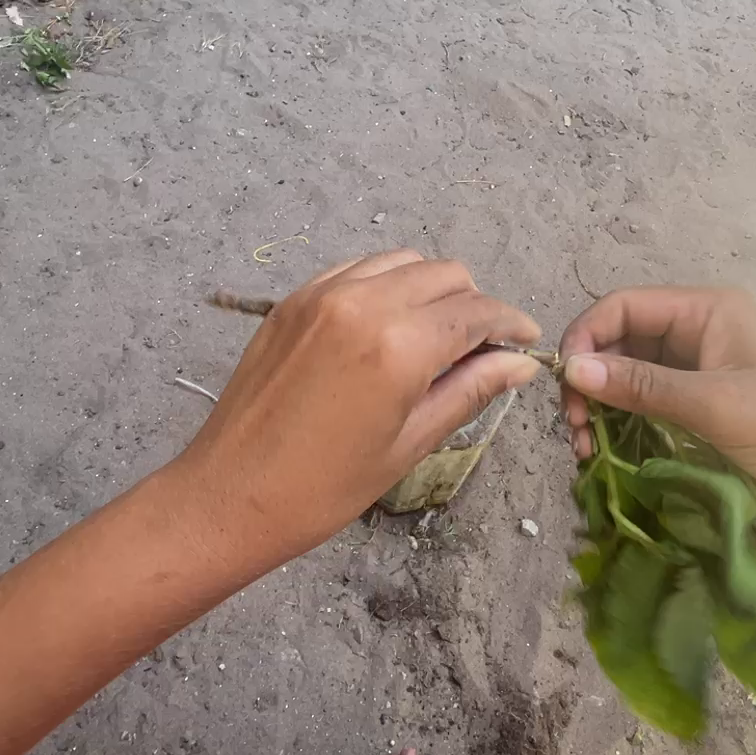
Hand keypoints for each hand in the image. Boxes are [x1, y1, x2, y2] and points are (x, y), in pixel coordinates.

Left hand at [174, 250, 541, 560]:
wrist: (230, 493)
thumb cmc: (326, 486)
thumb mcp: (410, 443)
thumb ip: (470, 390)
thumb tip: (520, 364)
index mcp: (399, 346)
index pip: (476, 311)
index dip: (510, 323)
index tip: (525, 340)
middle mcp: (365, 302)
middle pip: (445, 273)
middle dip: (473, 304)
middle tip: (476, 347)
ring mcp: (324, 292)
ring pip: (403, 261)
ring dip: (430, 288)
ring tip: (431, 333)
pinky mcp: (296, 296)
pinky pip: (359, 268)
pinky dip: (386, 284)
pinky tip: (385, 322)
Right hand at [559, 286, 755, 526]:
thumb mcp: (714, 405)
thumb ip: (641, 385)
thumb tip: (571, 369)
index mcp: (706, 310)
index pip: (624, 306)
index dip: (586, 336)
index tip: (564, 381)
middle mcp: (699, 329)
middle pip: (622, 340)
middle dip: (591, 379)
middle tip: (574, 428)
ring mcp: (701, 367)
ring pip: (631, 374)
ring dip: (603, 406)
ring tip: (586, 448)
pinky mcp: (704, 401)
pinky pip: (649, 401)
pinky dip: (625, 422)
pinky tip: (610, 450)